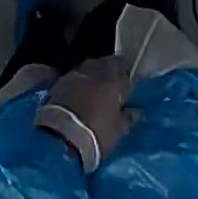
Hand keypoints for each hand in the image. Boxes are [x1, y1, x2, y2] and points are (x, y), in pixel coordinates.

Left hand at [37, 57, 132, 172]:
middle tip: (114, 79)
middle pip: (106, 62)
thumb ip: (128, 118)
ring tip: (96, 81)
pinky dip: (79, 77)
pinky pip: (74, 73)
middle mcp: (96, 72)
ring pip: (89, 64)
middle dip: (112, 67)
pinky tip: (79, 86)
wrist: (62, 136)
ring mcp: (77, 74)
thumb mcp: (119, 130)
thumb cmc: (97, 134)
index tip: (129, 84)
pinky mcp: (61, 81)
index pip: (125, 72)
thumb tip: (136, 111)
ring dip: (94, 70)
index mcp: (114, 82)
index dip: (128, 78)